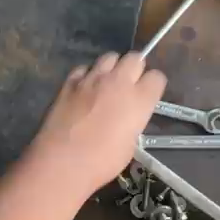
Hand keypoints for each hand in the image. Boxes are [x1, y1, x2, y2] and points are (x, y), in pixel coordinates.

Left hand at [21, 52, 166, 199]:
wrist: (62, 161)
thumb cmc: (101, 162)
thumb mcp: (130, 145)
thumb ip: (132, 122)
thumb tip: (127, 117)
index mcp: (139, 100)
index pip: (157, 77)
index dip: (153, 86)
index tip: (148, 96)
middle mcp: (119, 82)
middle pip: (134, 58)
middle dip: (135, 68)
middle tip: (129, 85)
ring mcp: (92, 78)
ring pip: (109, 57)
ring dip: (112, 67)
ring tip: (107, 83)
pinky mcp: (70, 81)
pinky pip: (84, 68)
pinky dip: (87, 75)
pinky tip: (84, 89)